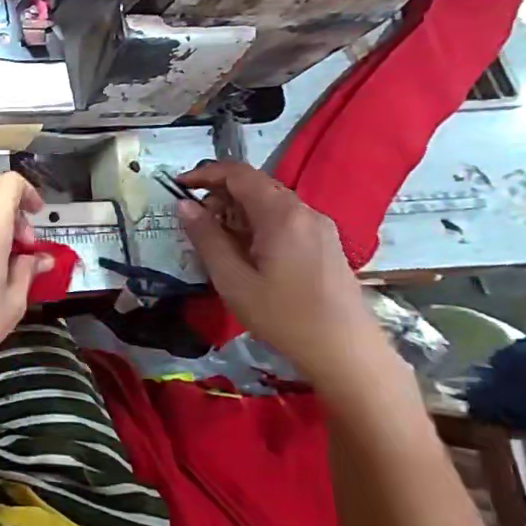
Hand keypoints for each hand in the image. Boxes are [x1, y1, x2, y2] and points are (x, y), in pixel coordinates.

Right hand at [176, 161, 384, 379]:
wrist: (346, 352)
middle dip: (221, 195)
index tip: (179, 186)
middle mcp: (304, 211)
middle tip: (197, 223)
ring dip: (239, 212)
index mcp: (281, 214)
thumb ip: (207, 238)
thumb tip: (185, 205)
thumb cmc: (283, 316)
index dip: (206, 173)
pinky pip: (286, 219)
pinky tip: (249, 254)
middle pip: (256, 185)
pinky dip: (259, 224)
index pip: (239, 173)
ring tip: (219, 243)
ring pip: (271, 203)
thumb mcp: (233, 280)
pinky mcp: (326, 243)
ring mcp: (320, 226)